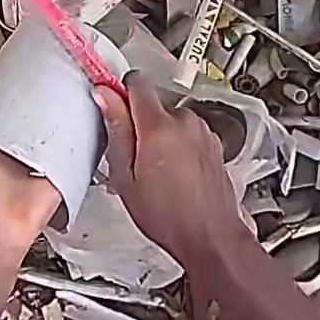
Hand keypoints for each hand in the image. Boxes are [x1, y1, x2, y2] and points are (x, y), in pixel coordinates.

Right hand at [94, 75, 252, 268]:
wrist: (211, 238)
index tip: (112, 105)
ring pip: (170, 120)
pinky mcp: (214, 143)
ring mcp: (203, 132)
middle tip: (133, 156)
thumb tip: (105, 96)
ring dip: (160, 136)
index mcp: (159, 125)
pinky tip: (173, 174)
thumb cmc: (169, 215)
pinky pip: (187, 134)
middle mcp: (185, 121)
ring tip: (155, 171)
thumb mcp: (126, 175)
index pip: (136, 82)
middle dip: (139, 123)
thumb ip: (116, 128)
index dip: (120, 92)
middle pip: (152, 105)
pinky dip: (178, 146)